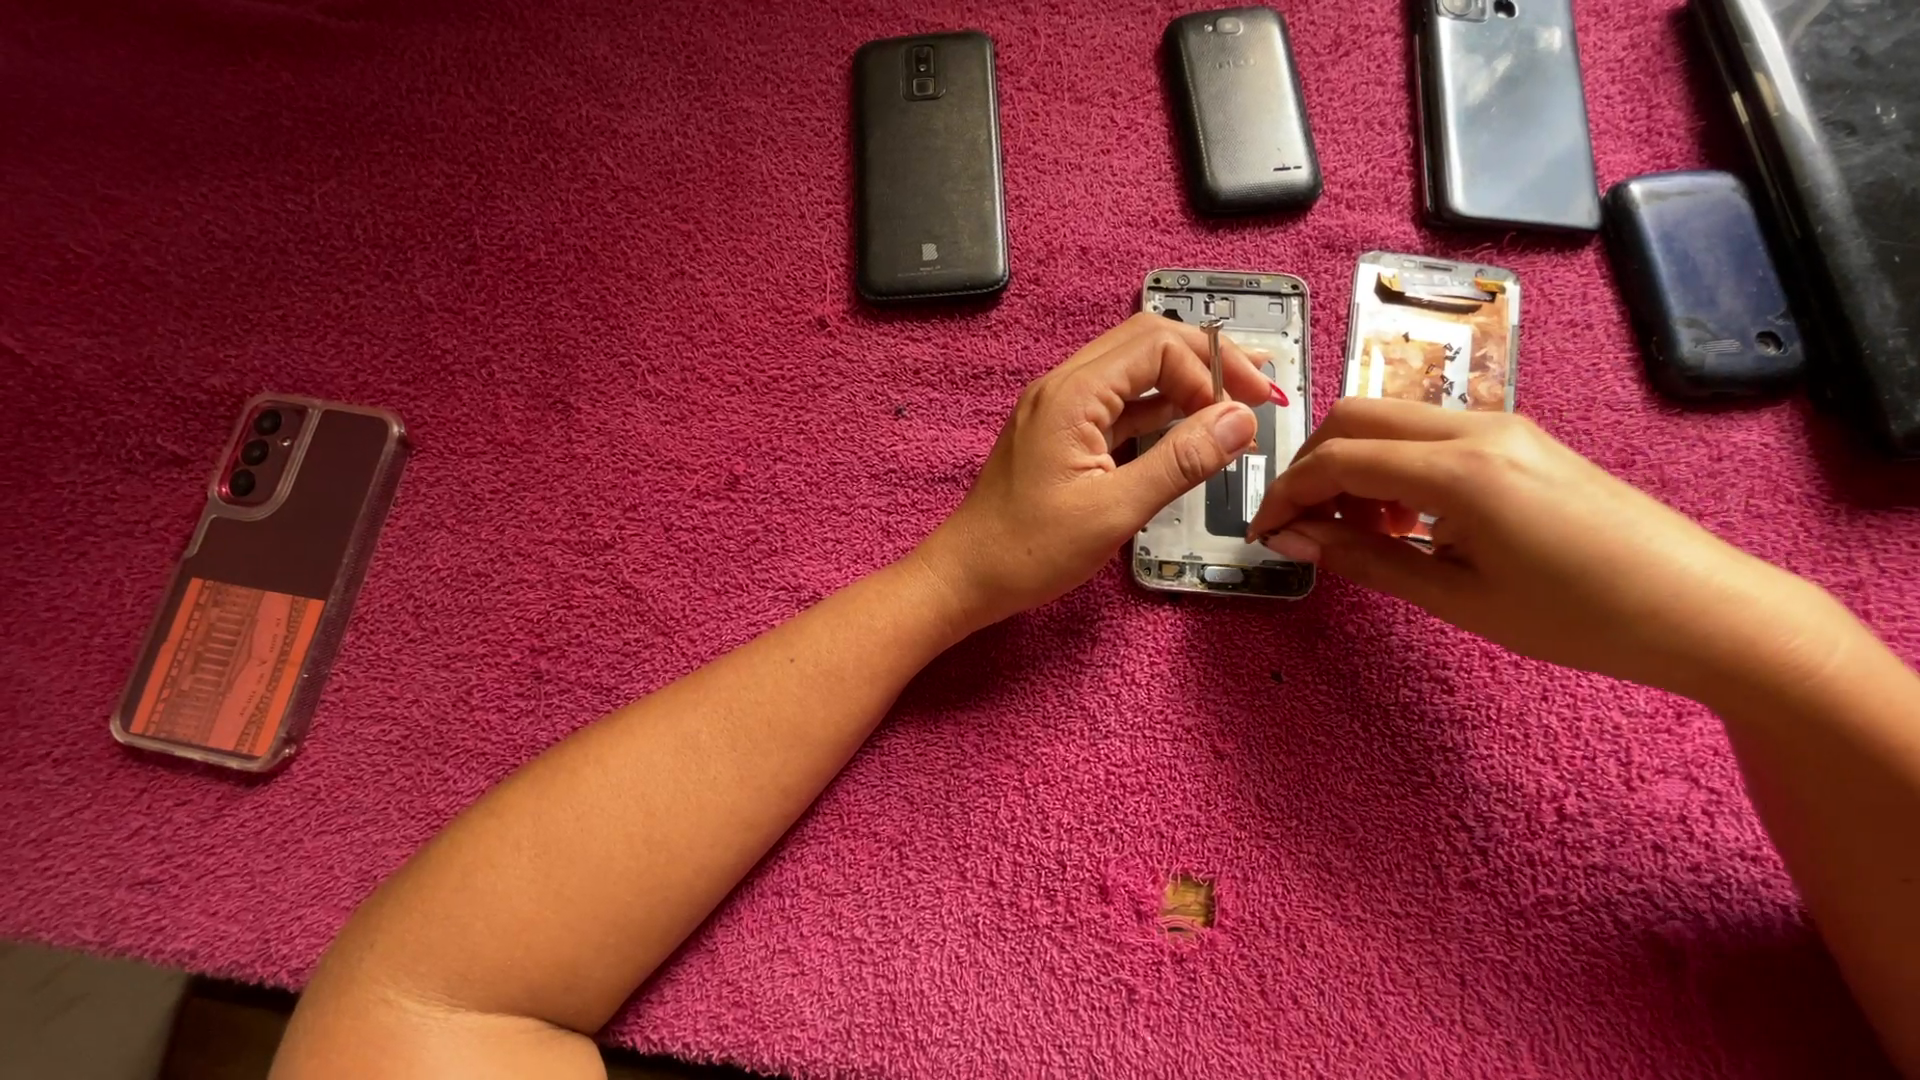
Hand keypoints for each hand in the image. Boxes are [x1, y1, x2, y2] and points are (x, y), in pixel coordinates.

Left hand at [915, 312, 1278, 630]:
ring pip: (1133, 373)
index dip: (1212, 368)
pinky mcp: (1061, 434)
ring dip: (1185, 384)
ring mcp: (1059, 409)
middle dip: (1206, 362)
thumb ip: (1180, 461)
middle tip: (1258, 390)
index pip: (1157, 344)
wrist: (966, 576)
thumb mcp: (1114, 510)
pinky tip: (1191, 428)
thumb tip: (1241, 421)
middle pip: (1146, 344)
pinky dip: (1158, 412)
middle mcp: (1063, 388)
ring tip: (1238, 403)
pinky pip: (1118, 406)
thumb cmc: (1029, 551)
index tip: (1250, 408)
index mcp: (1072, 395)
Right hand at [1246, 398, 1842, 698]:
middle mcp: (1478, 428)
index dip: (1286, 494)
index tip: (1263, 533)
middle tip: (1299, 525)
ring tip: (1357, 532)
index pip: (1338, 459)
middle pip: (1354, 416)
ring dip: (1350, 464)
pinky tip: (1403, 519)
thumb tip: (1292, 539)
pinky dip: (1389, 465)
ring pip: (1388, 419)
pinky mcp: (1516, 439)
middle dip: (1309, 467)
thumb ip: (1364, 559)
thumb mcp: (1457, 599)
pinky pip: (1426, 433)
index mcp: (1461, 471)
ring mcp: (1501, 426)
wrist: (1705, 609)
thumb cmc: (1580, 619)